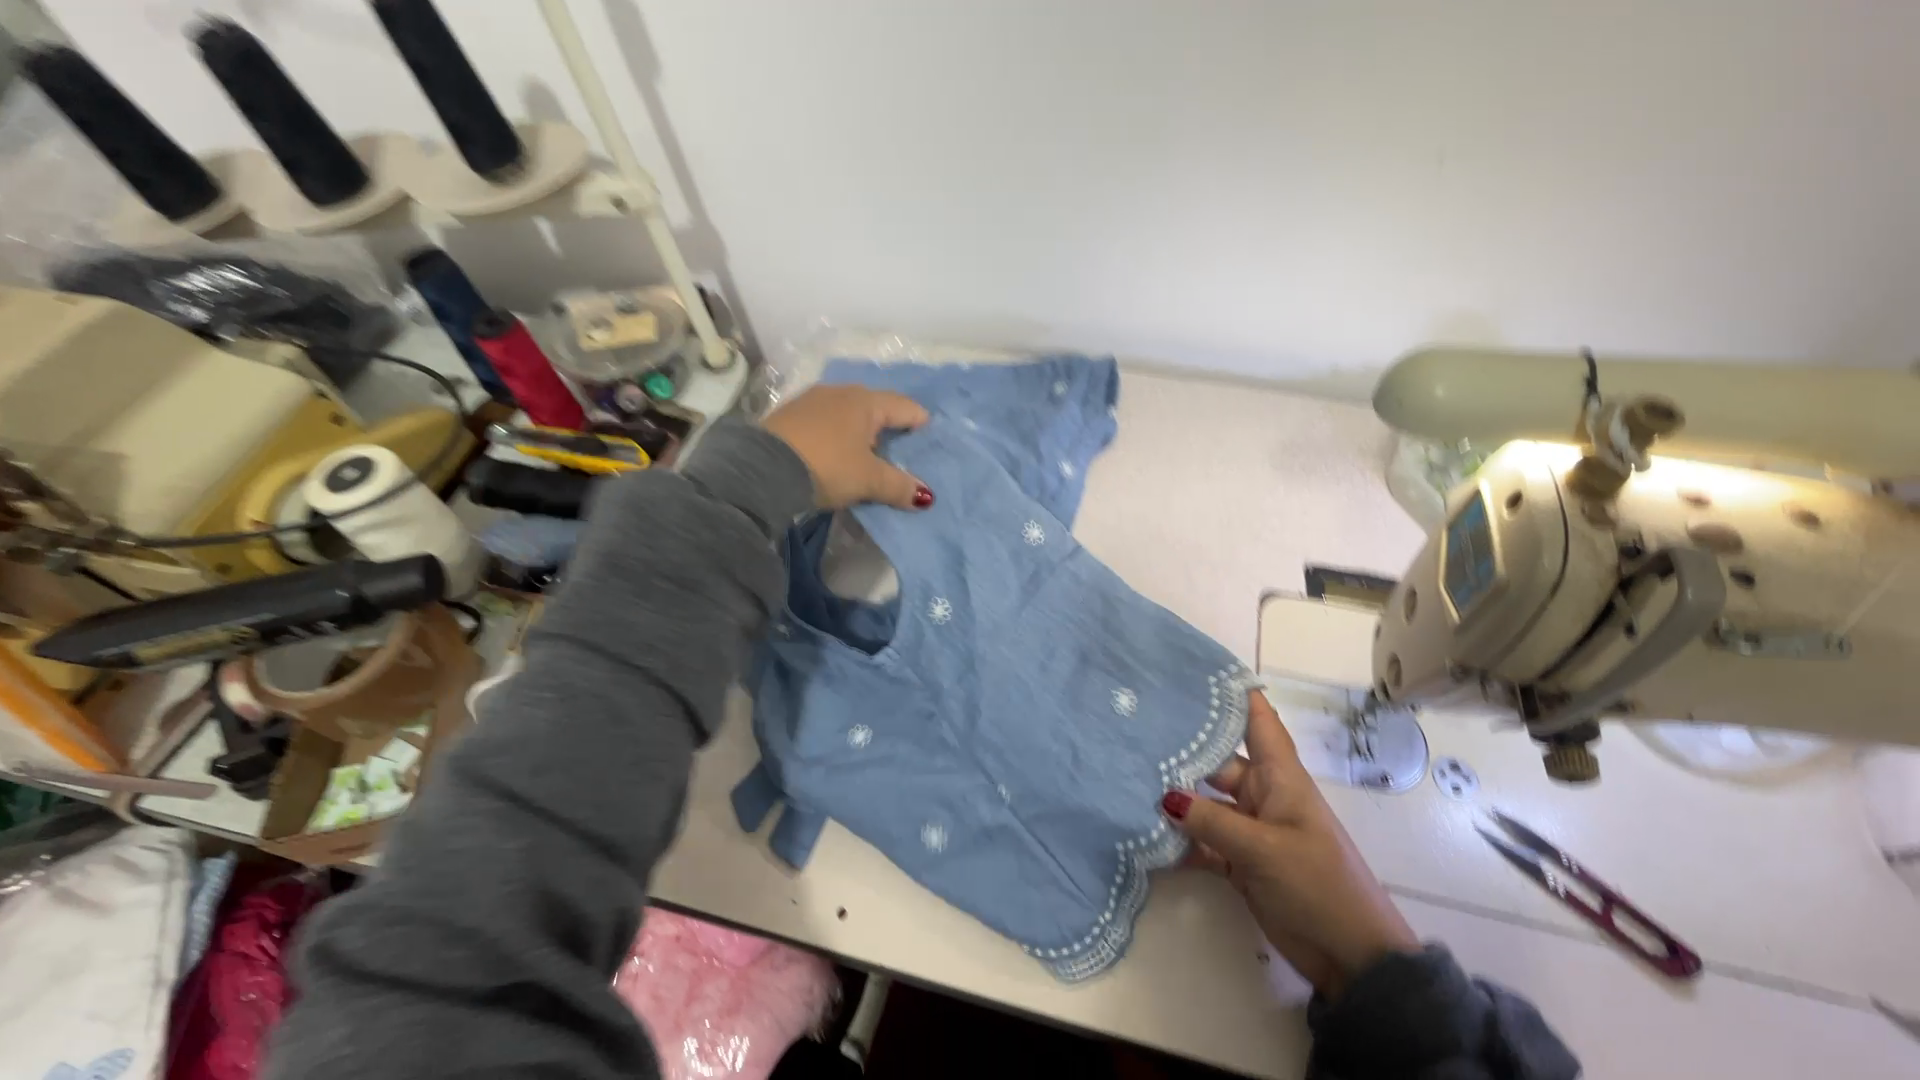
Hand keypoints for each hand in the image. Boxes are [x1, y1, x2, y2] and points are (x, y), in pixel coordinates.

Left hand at [761, 385, 932, 510]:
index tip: (929, 440)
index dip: (920, 423)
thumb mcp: (867, 480)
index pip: (905, 407)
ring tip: (866, 458)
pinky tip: (834, 456)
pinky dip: (836, 437)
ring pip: (847, 415)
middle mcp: (839, 392)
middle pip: (875, 408)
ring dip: (860, 434)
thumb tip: (926, 496)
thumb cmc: (826, 466)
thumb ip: (899, 486)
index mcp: (865, 401)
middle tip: (899, 454)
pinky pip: (825, 423)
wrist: (761, 470)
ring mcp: (810, 401)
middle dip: (889, 429)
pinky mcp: (788, 416)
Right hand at [1163, 691, 1418, 998]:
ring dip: (1175, 801)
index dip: (1233, 695)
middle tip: (1134, 735)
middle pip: (1218, 762)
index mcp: (1280, 778)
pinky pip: (1203, 841)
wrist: (1350, 954)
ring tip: (1128, 782)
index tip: (1194, 672)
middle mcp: (1262, 795)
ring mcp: (1250, 830)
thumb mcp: (1264, 849)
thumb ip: (1211, 821)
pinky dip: (1179, 842)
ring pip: (1204, 803)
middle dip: (1182, 752)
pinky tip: (1145, 838)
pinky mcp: (1239, 862)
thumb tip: (1164, 797)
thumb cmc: (1318, 884)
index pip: (1258, 722)